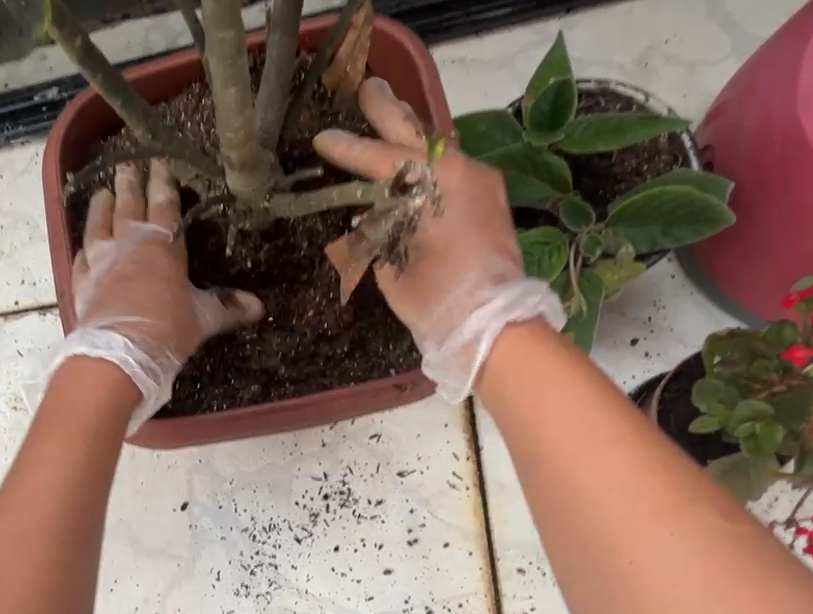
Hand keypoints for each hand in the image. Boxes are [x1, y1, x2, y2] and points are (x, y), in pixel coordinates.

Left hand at [34, 161, 263, 433]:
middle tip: (125, 166)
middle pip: (128, 207)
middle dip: (129, 185)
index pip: (164, 206)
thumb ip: (227, 307)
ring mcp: (100, 263)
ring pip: (98, 226)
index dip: (163, 184)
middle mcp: (128, 245)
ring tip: (101, 193)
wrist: (120, 353)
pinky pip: (79, 260)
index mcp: (162, 246)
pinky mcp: (81, 284)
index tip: (159, 164)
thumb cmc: (167, 330)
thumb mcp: (203, 318)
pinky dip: (81, 250)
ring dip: (100, 209)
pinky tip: (82, 247)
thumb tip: (258, 307)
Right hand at [313, 78, 563, 401]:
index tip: (322, 139)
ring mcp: (481, 184)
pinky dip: (428, 165)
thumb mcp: (391, 263)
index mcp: (434, 182)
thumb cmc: (434, 295)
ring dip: (411, 137)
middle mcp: (461, 171)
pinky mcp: (490, 203)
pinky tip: (414, 166)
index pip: (382, 159)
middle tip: (368, 91)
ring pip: (437, 150)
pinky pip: (452, 171)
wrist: (490, 323)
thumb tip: (368, 211)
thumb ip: (377, 229)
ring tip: (390, 120)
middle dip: (389, 114)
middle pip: (417, 135)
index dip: (349, 150)